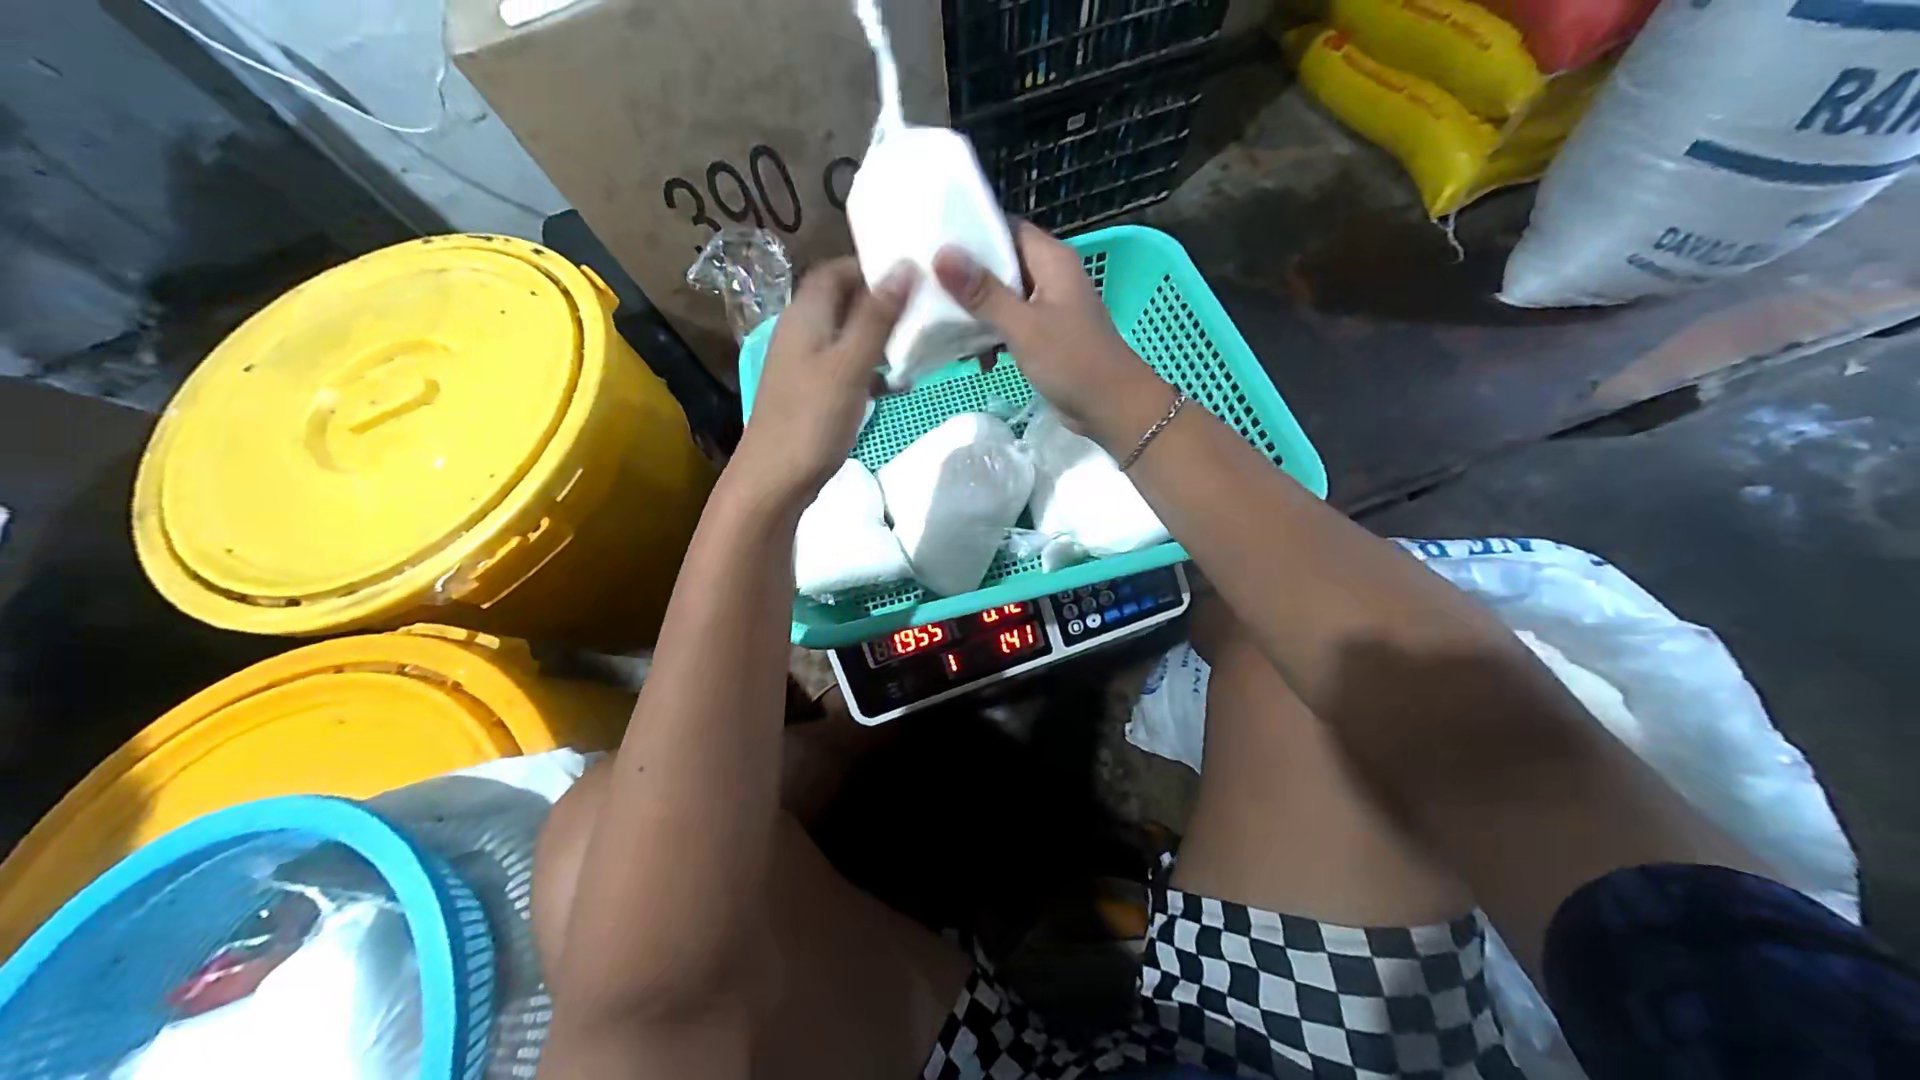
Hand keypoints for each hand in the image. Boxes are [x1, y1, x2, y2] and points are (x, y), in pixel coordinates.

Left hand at [732, 258, 911, 506]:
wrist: (775, 480)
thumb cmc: (812, 418)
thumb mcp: (850, 365)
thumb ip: (877, 317)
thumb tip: (905, 266)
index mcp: (805, 315)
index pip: (836, 270)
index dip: (871, 265)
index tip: (914, 274)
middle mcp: (801, 332)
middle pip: (844, 301)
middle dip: (882, 302)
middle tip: (925, 310)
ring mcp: (805, 364)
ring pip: (848, 335)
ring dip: (880, 337)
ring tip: (919, 344)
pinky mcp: (812, 392)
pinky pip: (846, 366)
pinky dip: (871, 369)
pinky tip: (897, 384)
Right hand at [933, 222, 1169, 455]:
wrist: (1112, 408)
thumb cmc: (1072, 361)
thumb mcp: (1023, 326)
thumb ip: (983, 292)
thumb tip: (941, 254)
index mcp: (1051, 260)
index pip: (1006, 228)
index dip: (971, 232)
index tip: (933, 241)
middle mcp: (1051, 276)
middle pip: (1001, 263)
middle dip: (967, 277)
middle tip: (927, 285)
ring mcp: (1049, 307)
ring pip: (1003, 297)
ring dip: (977, 312)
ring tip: (943, 325)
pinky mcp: (1046, 335)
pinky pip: (1011, 324)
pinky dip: (992, 336)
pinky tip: (973, 357)